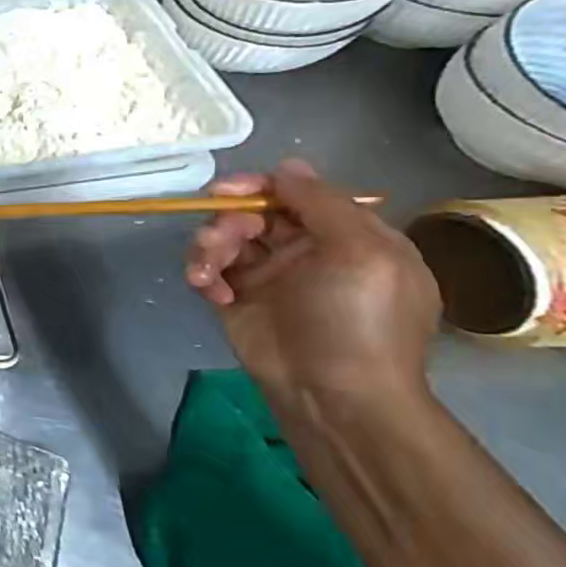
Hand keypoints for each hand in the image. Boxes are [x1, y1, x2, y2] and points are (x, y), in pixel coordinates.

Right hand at [185, 158, 439, 403]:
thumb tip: (287, 167)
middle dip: (229, 217)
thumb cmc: (359, 321)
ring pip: (224, 236)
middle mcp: (303, 250)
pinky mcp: (235, 299)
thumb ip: (323, 202)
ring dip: (209, 244)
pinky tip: (209, 289)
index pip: (295, 193)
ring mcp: (267, 276)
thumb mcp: (363, 252)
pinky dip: (202, 271)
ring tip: (208, 271)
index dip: (261, 186)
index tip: (230, 191)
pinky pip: (208, 268)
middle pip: (252, 211)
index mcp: (343, 235)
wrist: (335, 400)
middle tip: (220, 237)